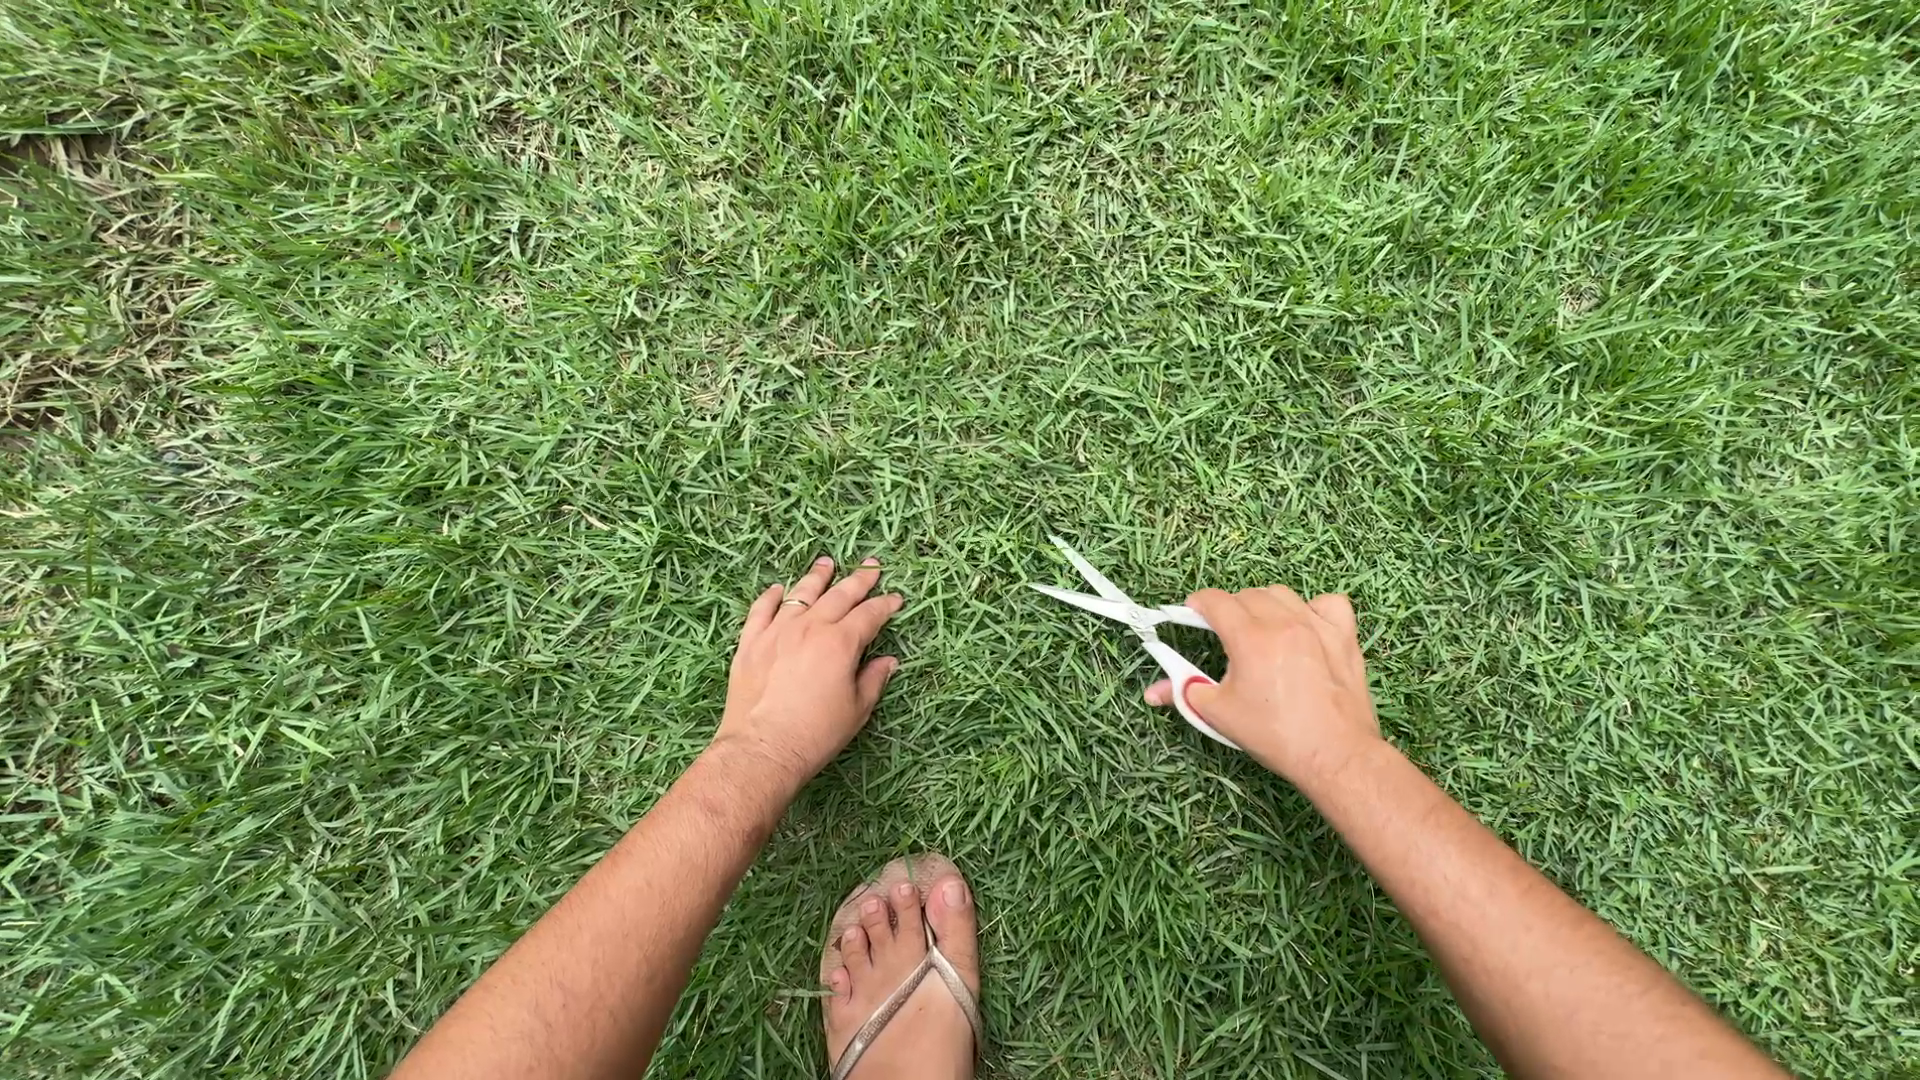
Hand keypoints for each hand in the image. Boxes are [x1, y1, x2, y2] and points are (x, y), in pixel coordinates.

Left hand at [711, 556, 904, 790]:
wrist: (762, 749)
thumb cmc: (816, 734)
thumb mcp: (857, 709)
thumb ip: (873, 679)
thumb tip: (888, 661)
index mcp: (841, 642)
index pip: (870, 614)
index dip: (886, 605)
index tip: (896, 599)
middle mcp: (810, 627)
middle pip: (839, 594)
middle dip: (859, 579)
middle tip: (871, 565)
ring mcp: (777, 631)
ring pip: (801, 594)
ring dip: (817, 577)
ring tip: (827, 563)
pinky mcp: (750, 642)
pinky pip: (761, 610)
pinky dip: (772, 596)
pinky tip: (779, 589)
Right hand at [1145, 585, 1381, 785]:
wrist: (1335, 755)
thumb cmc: (1274, 735)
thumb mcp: (1219, 713)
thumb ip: (1183, 692)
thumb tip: (1153, 692)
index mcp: (1250, 638)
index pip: (1215, 600)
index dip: (1197, 604)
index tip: (1192, 615)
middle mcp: (1284, 623)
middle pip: (1246, 595)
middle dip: (1229, 608)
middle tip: (1224, 634)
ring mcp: (1318, 626)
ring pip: (1282, 594)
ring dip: (1264, 605)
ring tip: (1260, 630)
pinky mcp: (1345, 637)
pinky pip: (1328, 604)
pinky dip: (1313, 609)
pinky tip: (1305, 628)